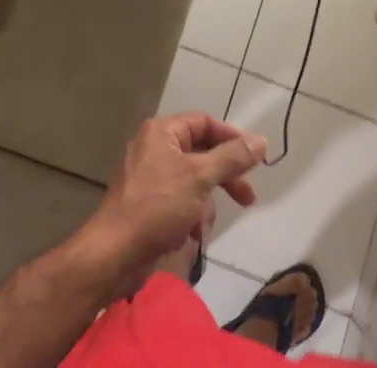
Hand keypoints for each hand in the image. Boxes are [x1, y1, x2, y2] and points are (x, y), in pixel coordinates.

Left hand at [78, 113, 266, 289]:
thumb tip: (261, 140)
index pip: (205, 123)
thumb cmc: (157, 206)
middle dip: (223, 178)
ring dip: (203, 205)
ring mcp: (149, 177)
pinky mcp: (147, 203)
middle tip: (248, 198)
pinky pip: (178, 202)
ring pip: (192, 183)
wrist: (115, 252)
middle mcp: (154, 148)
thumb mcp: (200, 178)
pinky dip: (188, 217)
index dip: (232, 138)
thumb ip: (232, 158)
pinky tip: (186, 236)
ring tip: (200, 225)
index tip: (256, 159)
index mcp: (162, 132)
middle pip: (201, 154)